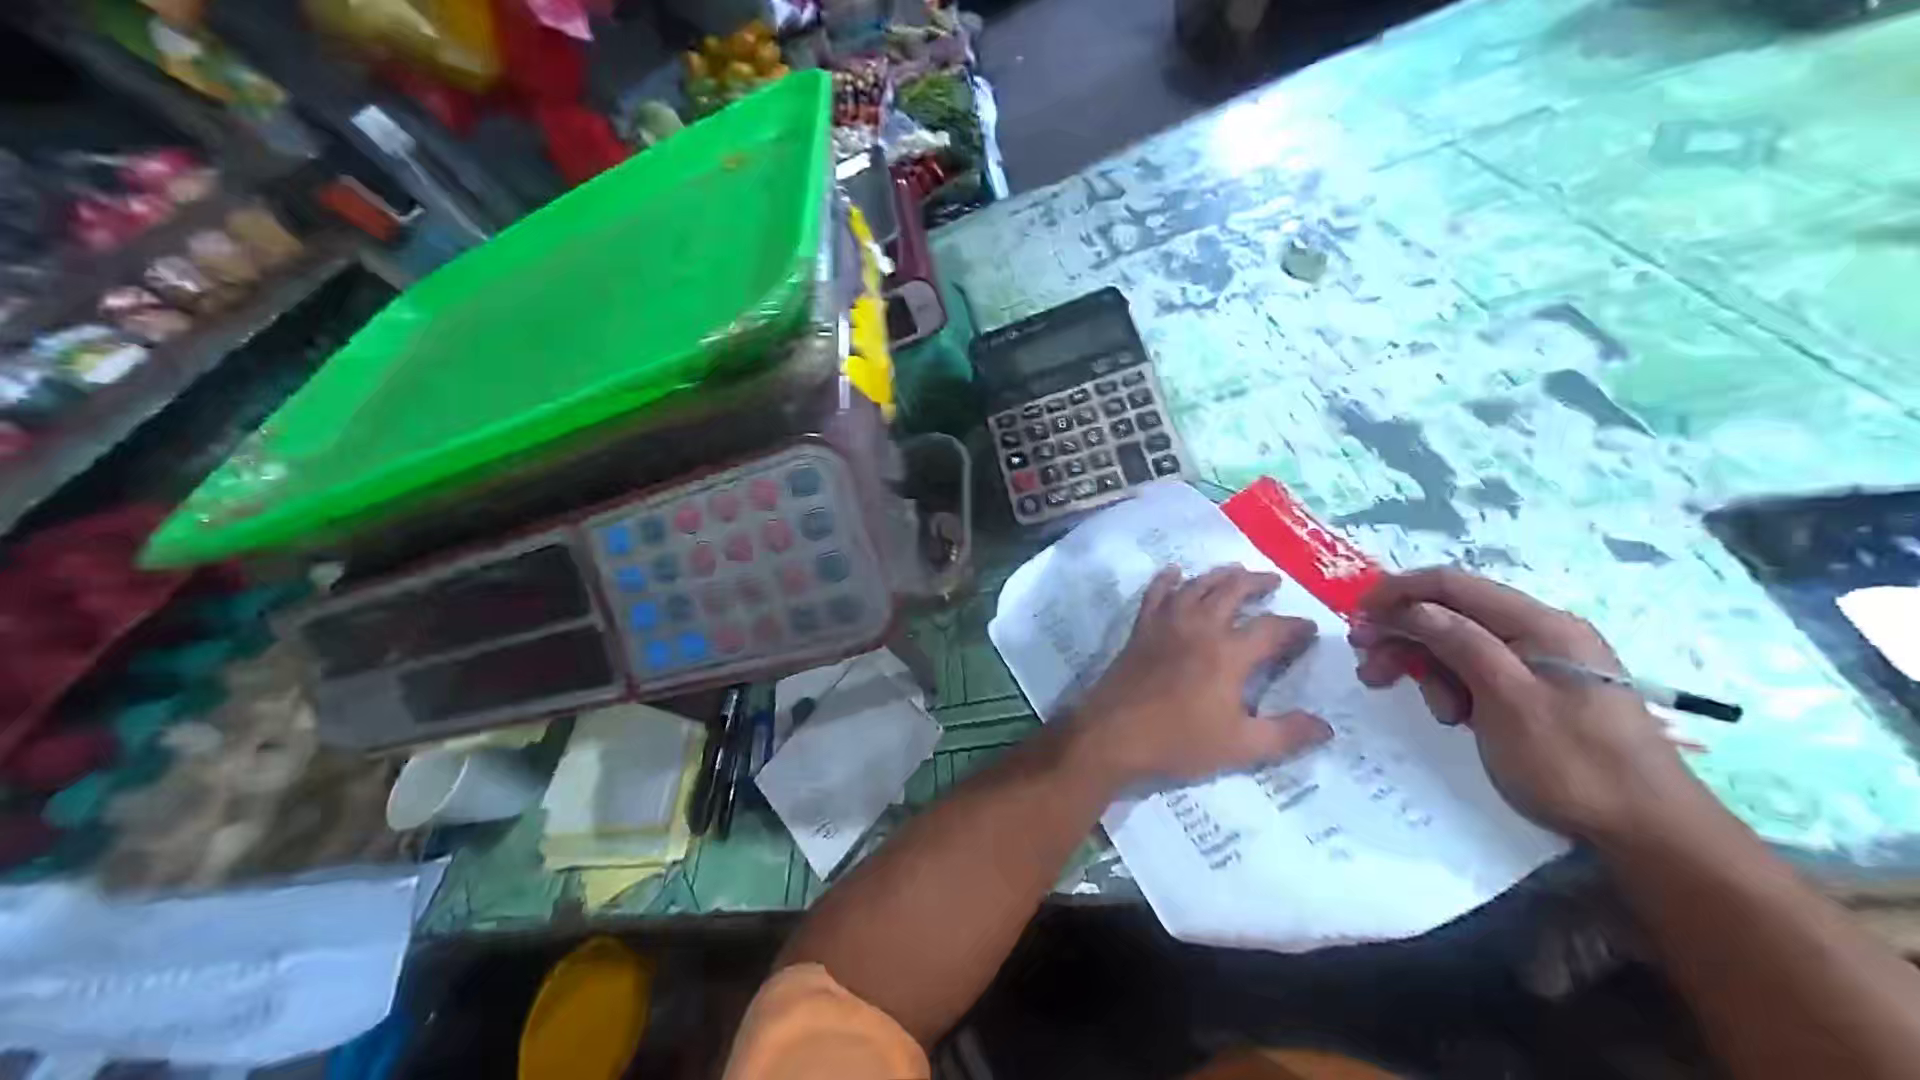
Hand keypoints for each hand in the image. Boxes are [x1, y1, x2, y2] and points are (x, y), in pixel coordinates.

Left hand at [1068, 565, 1330, 787]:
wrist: (1113, 734)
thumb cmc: (1179, 741)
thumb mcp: (1241, 746)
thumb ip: (1286, 734)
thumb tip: (1326, 727)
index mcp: (1229, 653)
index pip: (1272, 629)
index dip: (1295, 627)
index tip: (1310, 628)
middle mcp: (1200, 628)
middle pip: (1232, 592)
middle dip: (1256, 583)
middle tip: (1272, 581)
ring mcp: (1166, 624)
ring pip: (1196, 586)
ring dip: (1218, 575)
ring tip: (1234, 570)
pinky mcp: (1140, 630)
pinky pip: (1155, 595)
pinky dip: (1166, 580)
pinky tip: (1173, 571)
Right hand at [1352, 567, 1703, 841]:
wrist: (1648, 830)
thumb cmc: (1572, 761)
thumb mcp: (1506, 699)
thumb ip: (1459, 642)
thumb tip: (1411, 606)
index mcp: (1538, 624)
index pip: (1452, 585)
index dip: (1398, 591)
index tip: (1356, 614)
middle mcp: (1538, 632)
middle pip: (1450, 614)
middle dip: (1402, 633)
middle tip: (1365, 661)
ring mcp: (1537, 662)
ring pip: (1457, 644)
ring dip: (1421, 663)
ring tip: (1399, 693)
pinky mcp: (1534, 690)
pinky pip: (1475, 672)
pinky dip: (1449, 685)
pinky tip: (1448, 713)